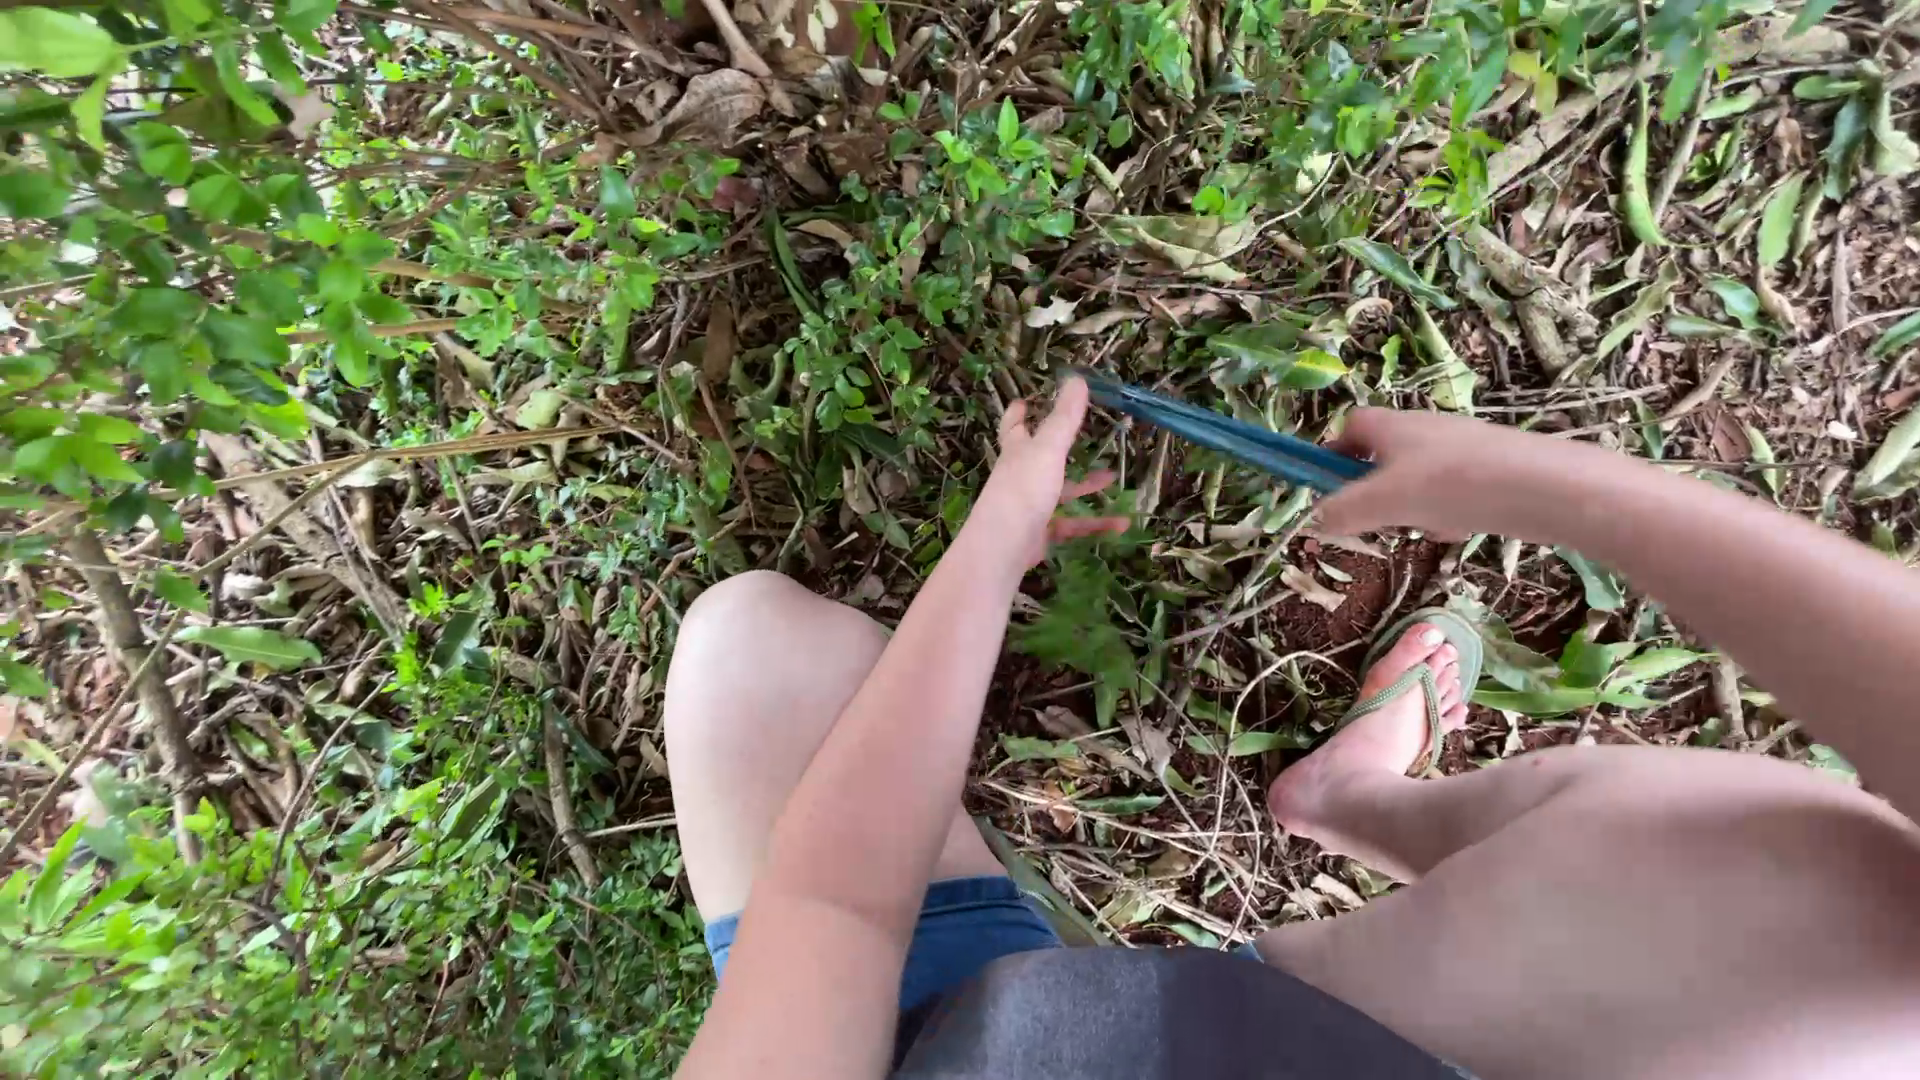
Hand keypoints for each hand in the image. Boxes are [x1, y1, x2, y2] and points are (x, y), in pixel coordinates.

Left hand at [970, 376, 1130, 569]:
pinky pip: (1071, 525)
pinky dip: (1094, 524)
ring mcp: (1029, 507)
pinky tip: (1120, 525)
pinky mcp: (1039, 535)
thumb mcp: (1047, 449)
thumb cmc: (1022, 490)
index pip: (1013, 426)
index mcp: (1017, 452)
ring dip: (1087, 487)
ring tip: (1115, 479)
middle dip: (1065, 450)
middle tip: (1090, 441)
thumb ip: (1064, 418)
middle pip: (1042, 459)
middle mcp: (1020, 477)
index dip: (1018, 413)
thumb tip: (1076, 377)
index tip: (1023, 401)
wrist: (1003, 547)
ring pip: (1061, 493)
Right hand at [1315, 407, 1599, 539]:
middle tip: (1374, 516)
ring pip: (1413, 478)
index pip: (1350, 425)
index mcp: (1393, 426)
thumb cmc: (1452, 484)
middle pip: (1380, 456)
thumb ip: (1341, 511)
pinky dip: (1444, 510)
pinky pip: (1449, 489)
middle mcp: (1425, 428)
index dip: (1333, 452)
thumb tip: (1312, 518)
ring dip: (1408, 505)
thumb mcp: (1382, 502)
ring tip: (1423, 525)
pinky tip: (1458, 527)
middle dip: (1372, 490)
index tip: (1328, 484)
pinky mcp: (1490, 467)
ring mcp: (1460, 447)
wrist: (1548, 488)